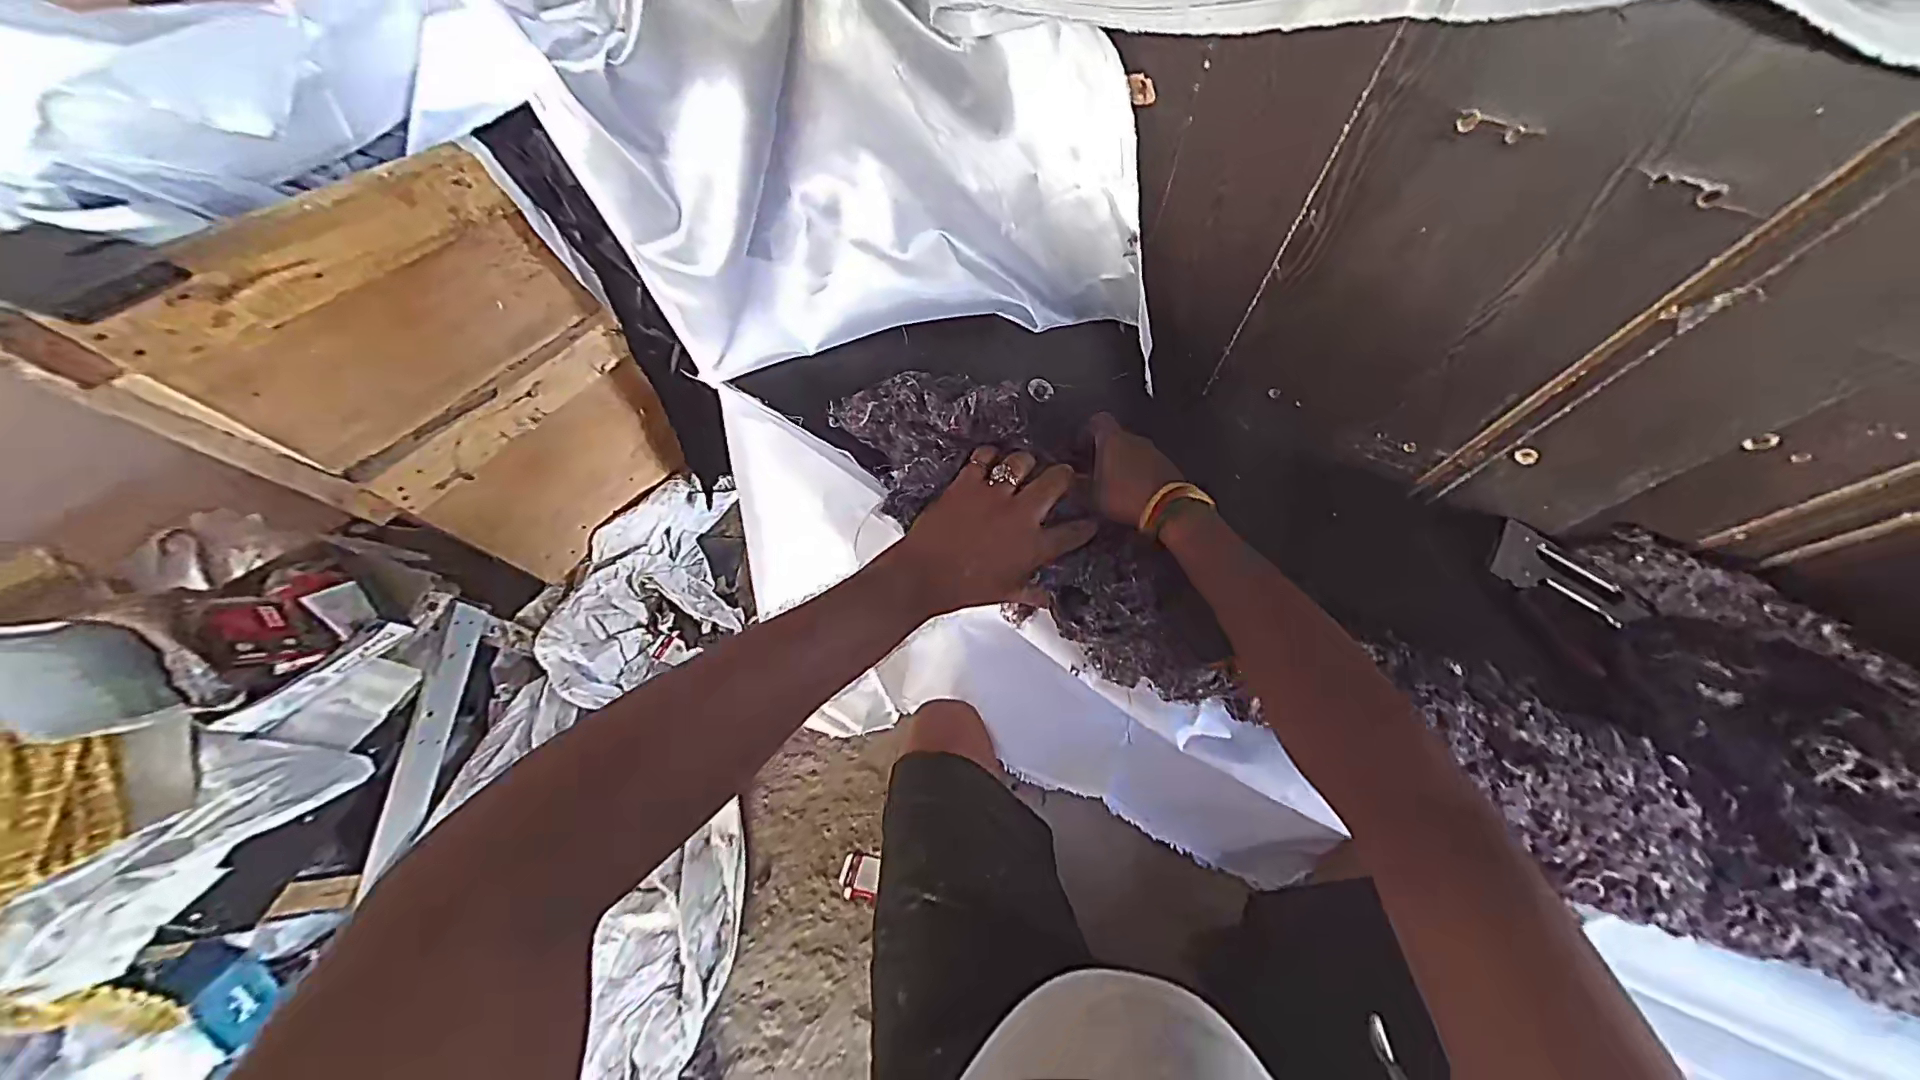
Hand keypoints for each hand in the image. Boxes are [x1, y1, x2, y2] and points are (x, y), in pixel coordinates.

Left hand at [879, 447, 1098, 616]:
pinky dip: (989, 455)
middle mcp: (1021, 515)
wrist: (924, 575)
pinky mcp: (967, 484)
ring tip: (1025, 467)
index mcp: (1034, 546)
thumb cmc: (964, 589)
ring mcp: (994, 495)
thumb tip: (1044, 599)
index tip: (1090, 521)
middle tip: (1063, 477)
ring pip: (1023, 462)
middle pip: (1058, 481)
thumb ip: (1029, 593)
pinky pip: (984, 457)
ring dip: (1027, 462)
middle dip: (1065, 475)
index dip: (1086, 525)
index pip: (1073, 532)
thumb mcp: (1004, 593)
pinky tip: (990, 459)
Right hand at [1086, 413, 1184, 526]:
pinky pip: (1145, 462)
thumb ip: (1076, 485)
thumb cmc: (1124, 495)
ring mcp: (1153, 450)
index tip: (1080, 449)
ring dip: (1120, 461)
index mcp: (1112, 439)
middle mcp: (1133, 438)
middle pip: (1114, 436)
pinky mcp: (1166, 463)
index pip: (1097, 420)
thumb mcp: (1092, 495)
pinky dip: (1136, 470)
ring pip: (1130, 449)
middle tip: (1093, 470)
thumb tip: (1067, 479)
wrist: (1167, 507)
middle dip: (1102, 450)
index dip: (1087, 432)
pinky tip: (1132, 489)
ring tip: (1112, 483)